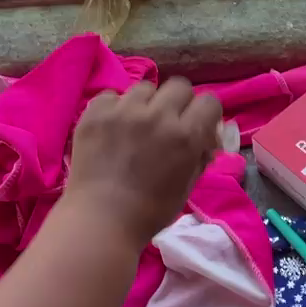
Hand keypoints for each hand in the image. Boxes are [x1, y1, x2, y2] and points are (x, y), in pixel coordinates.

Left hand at [65, 78, 223, 244]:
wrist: (100, 221)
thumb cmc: (150, 211)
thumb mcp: (188, 185)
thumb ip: (200, 155)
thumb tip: (205, 138)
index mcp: (186, 135)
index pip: (210, 101)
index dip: (206, 113)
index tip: (198, 124)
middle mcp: (158, 115)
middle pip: (179, 86)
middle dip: (179, 102)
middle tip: (168, 122)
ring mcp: (124, 111)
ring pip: (145, 88)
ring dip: (146, 103)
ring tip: (136, 123)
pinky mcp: (95, 113)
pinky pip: (112, 95)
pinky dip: (115, 108)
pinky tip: (112, 127)